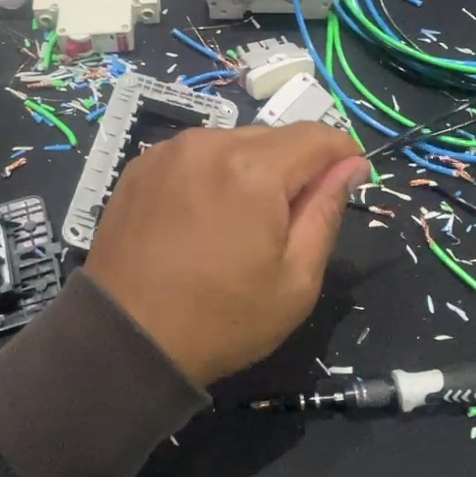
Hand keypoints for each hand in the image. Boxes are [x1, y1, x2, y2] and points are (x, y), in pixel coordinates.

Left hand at [83, 123, 366, 386]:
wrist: (124, 340)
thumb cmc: (220, 319)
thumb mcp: (295, 280)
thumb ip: (326, 211)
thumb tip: (351, 165)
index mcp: (252, 169)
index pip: (316, 136)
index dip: (342, 154)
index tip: (349, 181)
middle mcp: (208, 144)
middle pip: (273, 137)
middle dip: (295, 167)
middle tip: (290, 222)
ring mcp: (168, 152)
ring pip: (232, 143)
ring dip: (251, 170)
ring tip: (241, 225)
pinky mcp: (140, 166)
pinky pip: (195, 156)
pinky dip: (212, 174)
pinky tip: (203, 218)